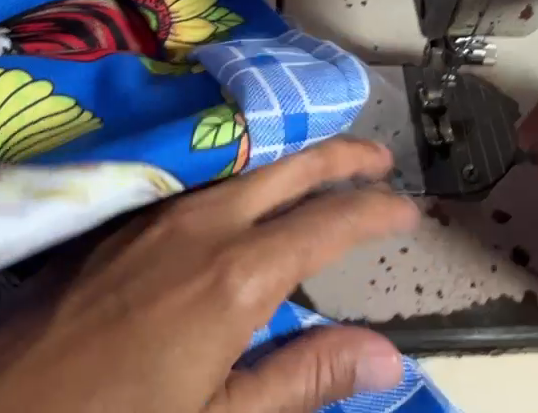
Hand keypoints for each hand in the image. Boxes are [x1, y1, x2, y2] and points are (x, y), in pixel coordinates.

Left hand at [0, 137, 419, 412]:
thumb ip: (305, 379)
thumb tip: (389, 356)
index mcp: (237, 277)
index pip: (328, 224)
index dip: (375, 210)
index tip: (410, 208)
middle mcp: (205, 224)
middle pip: (291, 170)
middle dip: (342, 158)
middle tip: (382, 159)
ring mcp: (161, 214)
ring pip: (248, 168)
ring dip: (295, 163)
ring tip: (328, 169)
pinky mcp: (127, 219)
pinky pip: (208, 181)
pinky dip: (249, 177)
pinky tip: (250, 194)